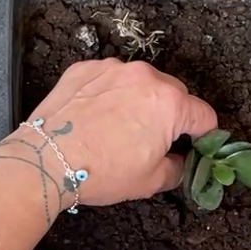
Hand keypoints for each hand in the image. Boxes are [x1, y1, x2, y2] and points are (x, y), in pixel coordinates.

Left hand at [20, 58, 217, 207]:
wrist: (46, 160)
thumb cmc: (100, 171)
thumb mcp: (149, 181)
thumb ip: (176, 169)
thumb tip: (180, 162)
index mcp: (169, 104)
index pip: (204, 116)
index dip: (204, 135)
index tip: (196, 146)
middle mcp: (145, 77)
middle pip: (174, 95)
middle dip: (170, 117)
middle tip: (153, 142)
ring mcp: (113, 69)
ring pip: (140, 84)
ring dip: (139, 102)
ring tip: (118, 130)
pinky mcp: (85, 69)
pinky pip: (109, 79)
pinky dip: (109, 94)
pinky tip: (96, 119)